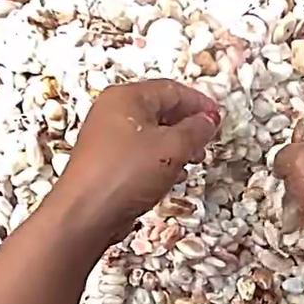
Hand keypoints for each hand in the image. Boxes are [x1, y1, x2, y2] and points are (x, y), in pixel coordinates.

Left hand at [48, 79, 218, 244]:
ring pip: (150, 132)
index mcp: (127, 97)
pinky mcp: (104, 161)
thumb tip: (209, 120)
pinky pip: (139, 152)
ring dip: (176, 143)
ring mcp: (105, 136)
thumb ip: (196, 130)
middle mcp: (112, 111)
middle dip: (188, 124)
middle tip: (208, 139)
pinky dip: (160, 158)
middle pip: (160, 109)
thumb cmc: (128, 173)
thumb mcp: (173, 148)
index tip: (219, 118)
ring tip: (195, 159)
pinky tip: (172, 174)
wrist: (85, 213)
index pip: (172, 90)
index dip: (199, 102)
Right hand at [272, 124, 303, 245]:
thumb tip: (280, 161)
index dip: (297, 136)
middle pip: (302, 154)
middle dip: (293, 165)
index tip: (291, 144)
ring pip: (299, 176)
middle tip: (294, 170)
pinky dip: (297, 200)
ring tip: (299, 189)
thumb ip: (282, 151)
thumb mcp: (295, 155)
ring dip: (293, 185)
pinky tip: (301, 202)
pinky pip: (301, 195)